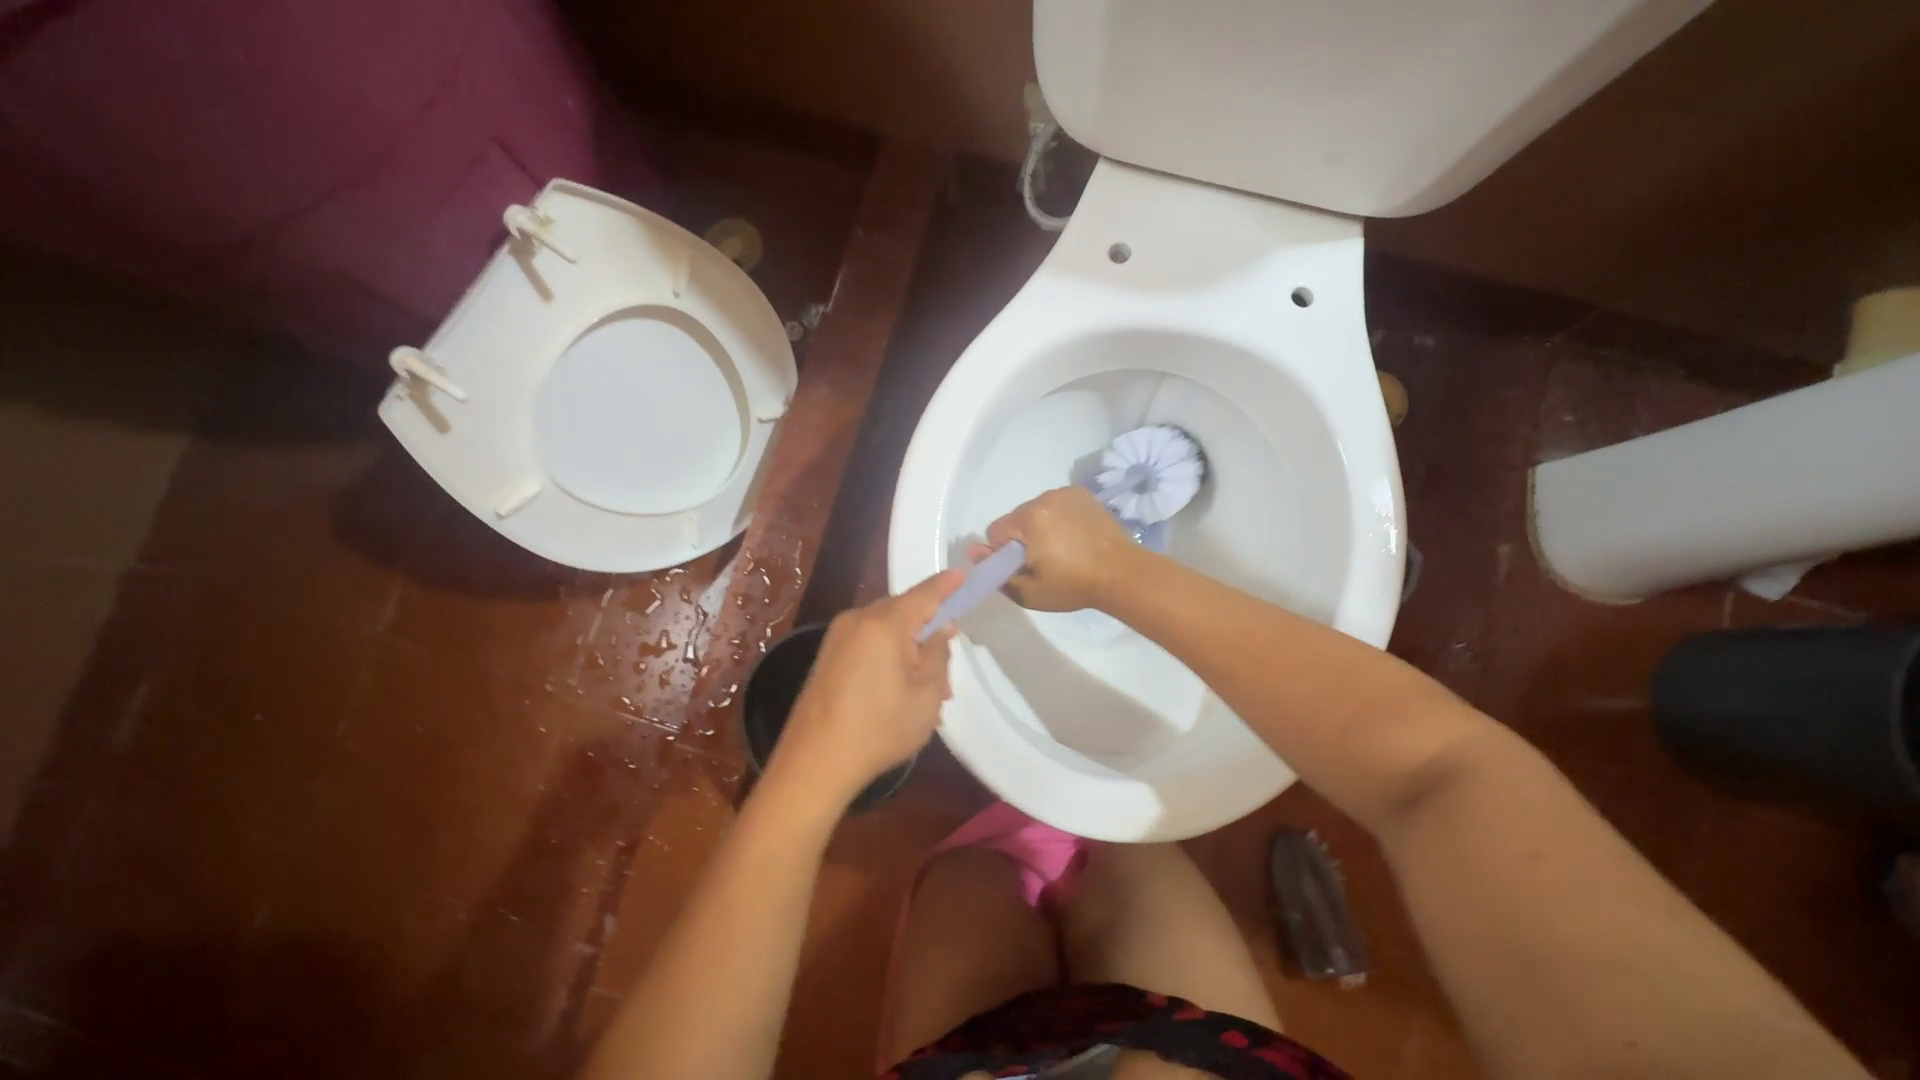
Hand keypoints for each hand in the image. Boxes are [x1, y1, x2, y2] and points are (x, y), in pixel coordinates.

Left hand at [769, 570, 963, 807]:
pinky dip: (887, 659)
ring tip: (924, 695)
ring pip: (885, 631)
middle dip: (927, 633)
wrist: (815, 761)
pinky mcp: (827, 658)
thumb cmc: (880, 728)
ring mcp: (837, 638)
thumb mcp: (926, 694)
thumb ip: (937, 653)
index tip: (965, 574)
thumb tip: (940, 627)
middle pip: (902, 612)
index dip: (947, 585)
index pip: (925, 594)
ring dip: (908, 652)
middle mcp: (857, 621)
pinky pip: (867, 645)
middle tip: (945, 675)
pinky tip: (897, 694)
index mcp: (884, 624)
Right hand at [966, 486, 1140, 611]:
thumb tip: (974, 550)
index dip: (1005, 553)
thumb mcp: (1029, 591)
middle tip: (1046, 561)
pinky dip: (1059, 518)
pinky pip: (1056, 505)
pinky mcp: (1082, 494)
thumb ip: (997, 571)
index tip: (1026, 567)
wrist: (1122, 574)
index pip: (995, 532)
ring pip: (1035, 511)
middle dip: (1023, 538)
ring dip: (1041, 527)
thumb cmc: (1074, 586)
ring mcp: (1065, 493)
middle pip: (1015, 519)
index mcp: (1029, 520)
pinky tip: (1075, 536)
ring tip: (1063, 549)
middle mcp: (1044, 498)